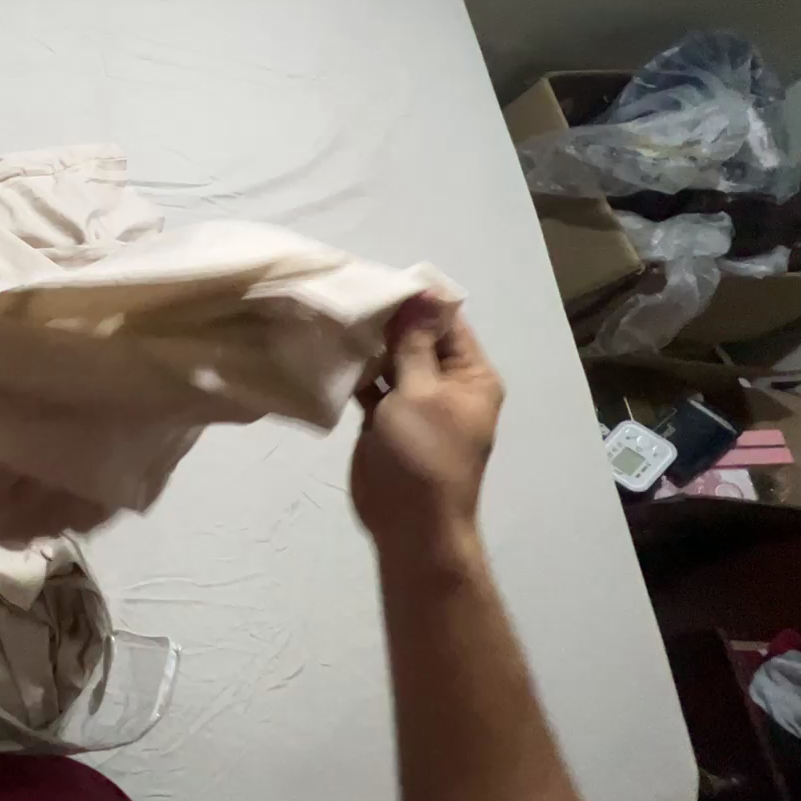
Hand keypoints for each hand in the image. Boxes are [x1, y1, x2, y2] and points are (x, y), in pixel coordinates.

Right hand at [350, 297, 503, 559]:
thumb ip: (415, 344)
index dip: (418, 302)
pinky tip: (330, 350)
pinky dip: (355, 371)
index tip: (378, 279)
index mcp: (470, 376)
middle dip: (388, 320)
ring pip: (392, 361)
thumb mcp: (421, 393)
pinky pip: (372, 385)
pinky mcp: (386, 418)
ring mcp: (414, 402)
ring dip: (369, 345)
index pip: (447, 324)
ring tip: (334, 316)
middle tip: (347, 294)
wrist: (409, 521)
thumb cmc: (425, 454)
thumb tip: (423, 296)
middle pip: (417, 340)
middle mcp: (446, 384)